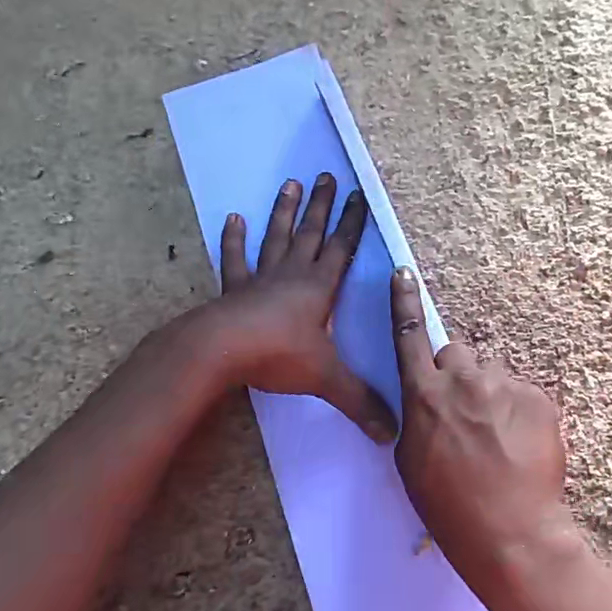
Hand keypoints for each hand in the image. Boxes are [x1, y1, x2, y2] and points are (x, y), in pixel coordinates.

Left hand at [194, 174, 397, 440]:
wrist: (218, 353)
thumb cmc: (277, 356)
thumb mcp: (325, 379)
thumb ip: (359, 402)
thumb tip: (392, 434)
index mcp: (319, 288)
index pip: (342, 249)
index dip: (354, 223)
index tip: (361, 194)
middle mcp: (293, 275)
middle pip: (312, 233)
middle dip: (323, 206)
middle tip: (327, 176)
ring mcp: (260, 279)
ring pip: (277, 238)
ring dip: (285, 212)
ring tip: (291, 184)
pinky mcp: (233, 290)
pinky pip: (236, 260)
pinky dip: (235, 239)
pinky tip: (234, 218)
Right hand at [387, 268, 569, 587]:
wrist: (512, 532)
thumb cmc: (449, 506)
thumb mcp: (411, 462)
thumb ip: (415, 417)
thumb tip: (426, 400)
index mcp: (425, 395)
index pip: (409, 336)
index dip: (403, 302)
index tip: (404, 273)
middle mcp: (464, 380)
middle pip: (457, 354)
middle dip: (457, 375)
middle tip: (465, 415)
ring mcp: (505, 386)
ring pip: (493, 377)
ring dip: (491, 397)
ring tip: (498, 440)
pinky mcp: (539, 398)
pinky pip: (523, 394)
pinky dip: (520, 413)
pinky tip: (520, 446)